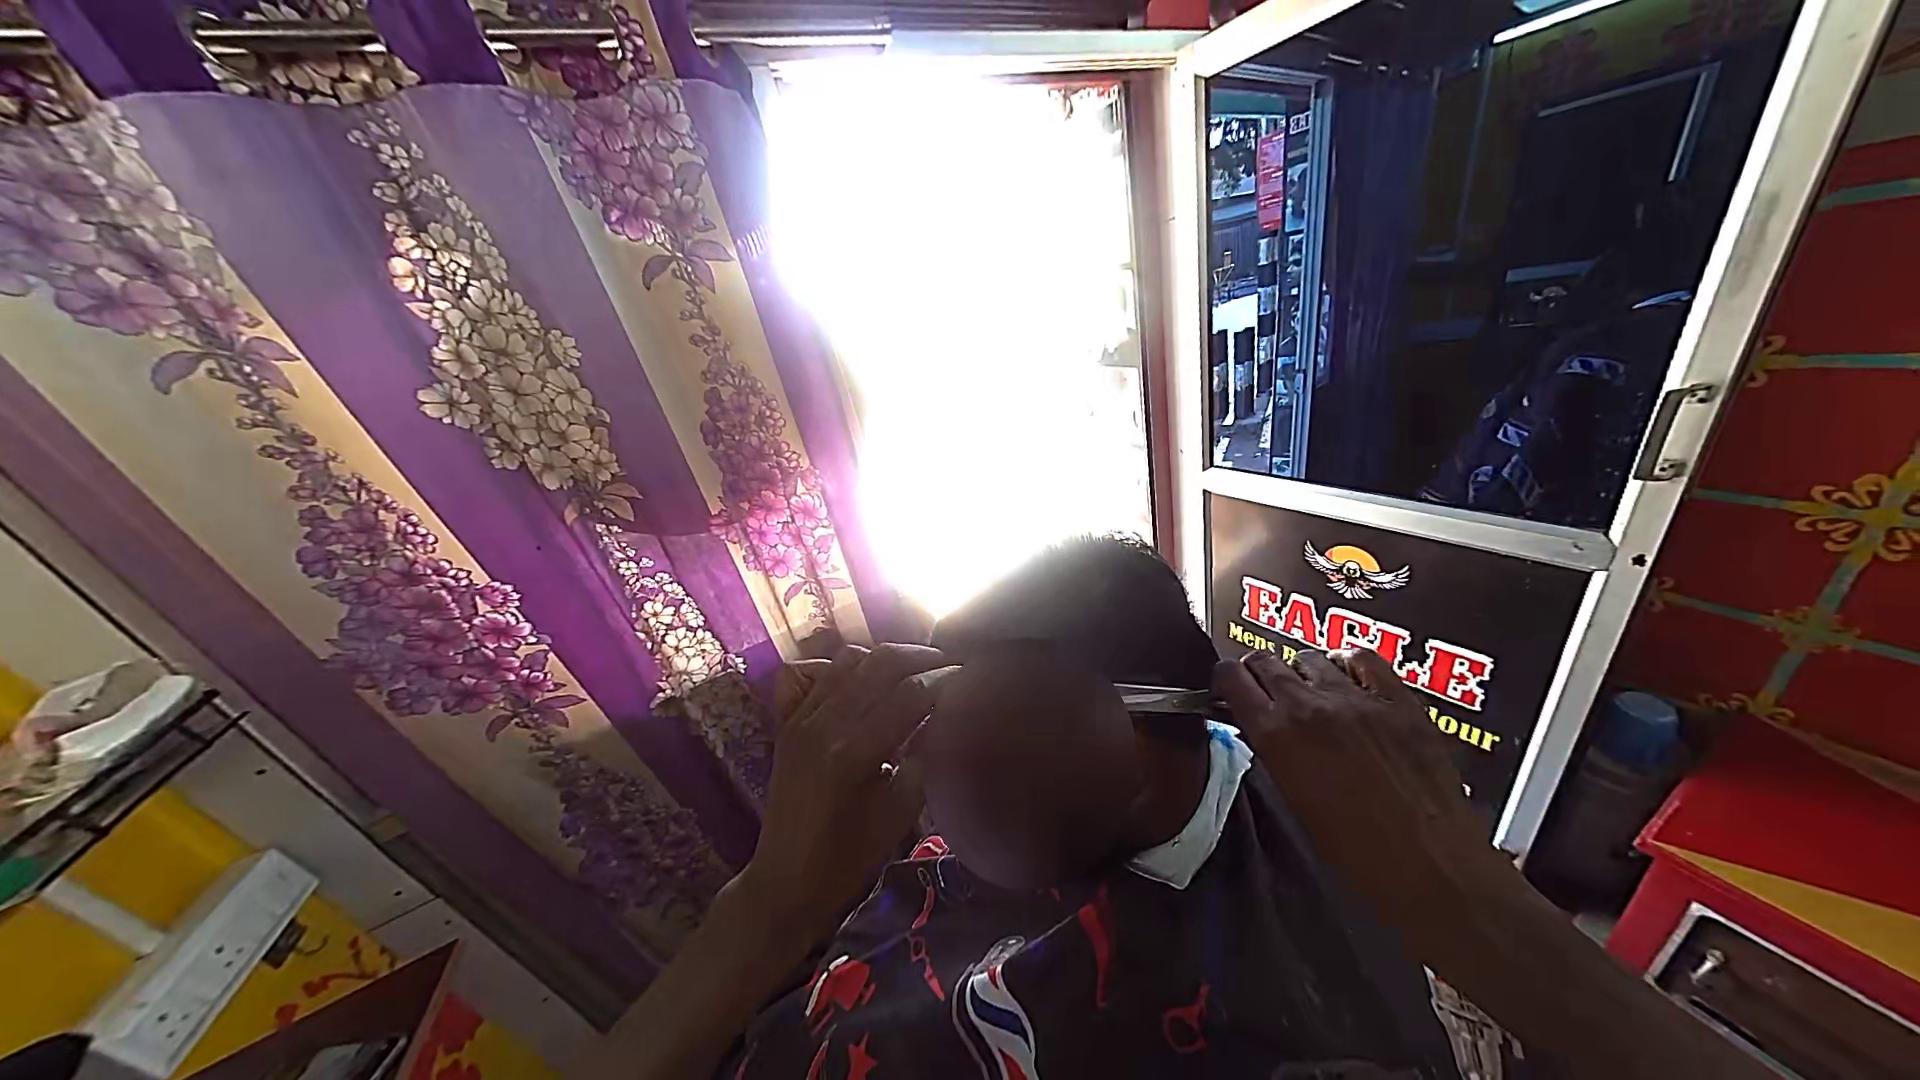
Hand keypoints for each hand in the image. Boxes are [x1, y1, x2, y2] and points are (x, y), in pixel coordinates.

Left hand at [741, 643, 953, 935]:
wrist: (786, 882)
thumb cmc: (850, 858)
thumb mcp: (901, 813)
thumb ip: (925, 756)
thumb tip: (945, 713)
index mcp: (853, 752)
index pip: (910, 693)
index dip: (943, 679)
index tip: (968, 676)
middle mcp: (824, 724)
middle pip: (881, 664)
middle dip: (922, 657)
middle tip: (950, 664)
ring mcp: (801, 718)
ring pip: (850, 659)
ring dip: (888, 656)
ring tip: (916, 666)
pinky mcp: (788, 721)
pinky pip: (816, 672)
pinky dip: (845, 664)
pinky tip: (864, 676)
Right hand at [1214, 648, 1515, 931]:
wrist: (1431, 868)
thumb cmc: (1361, 851)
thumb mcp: (1292, 797)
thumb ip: (1271, 750)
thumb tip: (1260, 727)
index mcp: (1276, 734)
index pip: (1230, 676)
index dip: (1225, 679)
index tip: (1229, 688)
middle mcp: (1310, 707)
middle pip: (1264, 659)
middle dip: (1256, 672)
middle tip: (1264, 691)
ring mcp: (1356, 699)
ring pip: (1308, 656)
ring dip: (1300, 672)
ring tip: (1309, 692)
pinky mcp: (1397, 700)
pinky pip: (1362, 659)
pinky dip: (1347, 664)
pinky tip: (1347, 680)